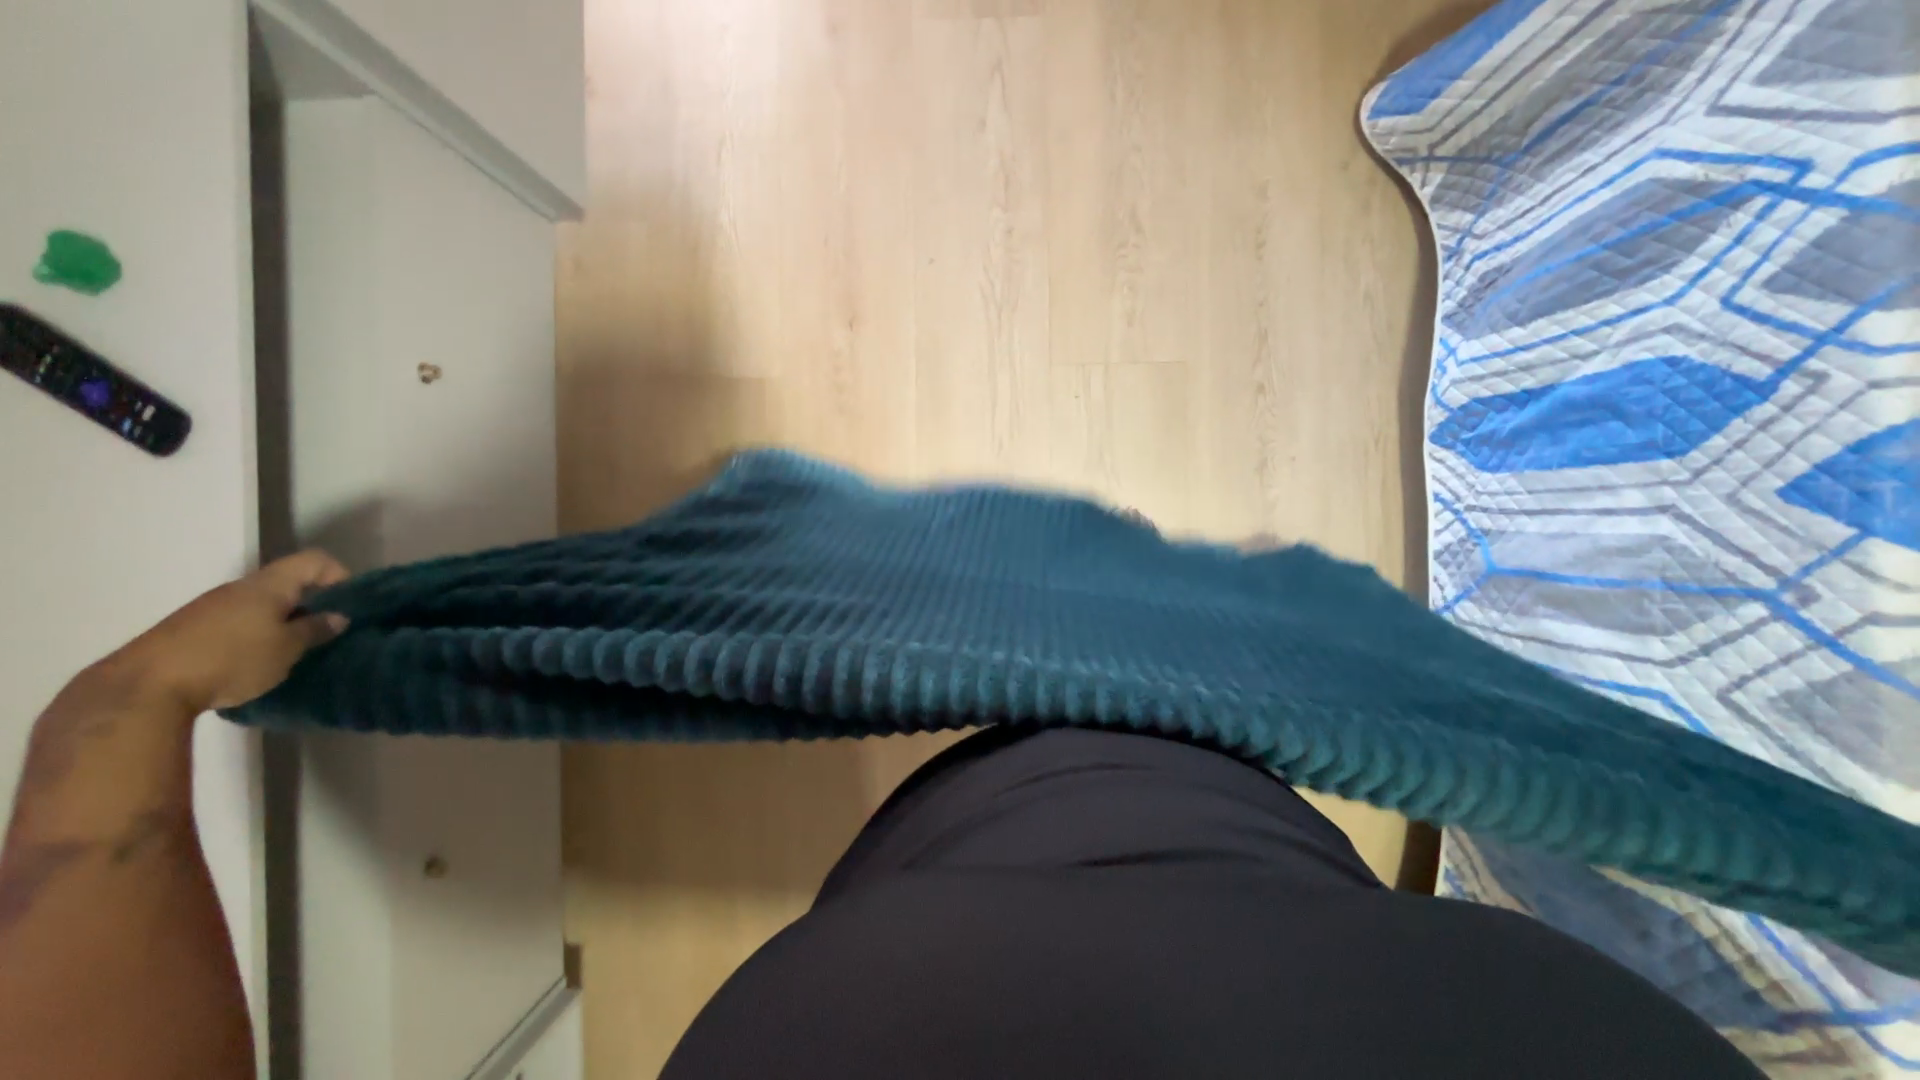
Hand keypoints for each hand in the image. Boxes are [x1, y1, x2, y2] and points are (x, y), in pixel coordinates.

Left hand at [101, 550, 351, 714]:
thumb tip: (337, 616)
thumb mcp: (286, 649)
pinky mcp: (189, 629)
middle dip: (310, 605)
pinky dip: (253, 636)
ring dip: (281, 623)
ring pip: (260, 605)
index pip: (315, 560)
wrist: (144, 687)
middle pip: (286, 584)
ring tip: (289, 654)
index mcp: (268, 585)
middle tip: (323, 634)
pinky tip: (252, 664)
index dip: (339, 575)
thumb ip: (315, 630)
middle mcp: (239, 588)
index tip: (349, 604)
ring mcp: (210, 608)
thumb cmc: (230, 660)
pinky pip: (235, 623)